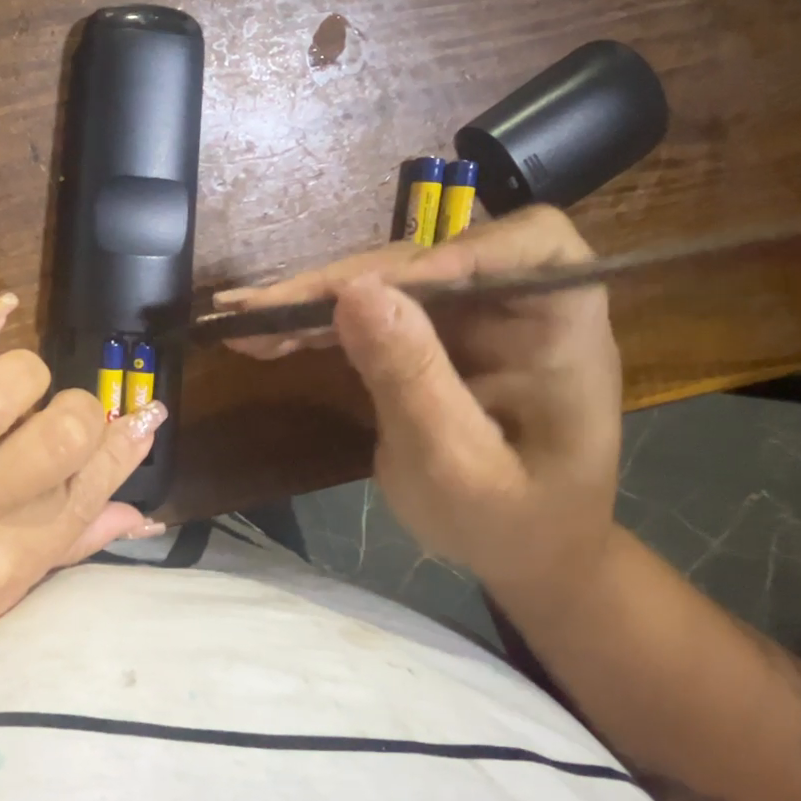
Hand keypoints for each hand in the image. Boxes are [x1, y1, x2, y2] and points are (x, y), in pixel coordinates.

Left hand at [0, 292, 166, 689]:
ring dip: (27, 374)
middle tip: (65, 415)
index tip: (142, 414)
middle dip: (80, 412)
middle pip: (59, 434)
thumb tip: (139, 511)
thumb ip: (63, 552)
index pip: (87, 488)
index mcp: (0, 566)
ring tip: (21, 386)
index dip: (124, 445)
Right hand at [216, 206, 622, 597]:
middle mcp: (511, 308)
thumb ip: (411, 378)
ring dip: (310, 299)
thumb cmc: (508, 522)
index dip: (454, 253)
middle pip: (424, 260)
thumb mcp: (457, 464)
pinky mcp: (423, 336)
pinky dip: (310, 322)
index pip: (532, 245)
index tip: (374, 290)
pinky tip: (260, 335)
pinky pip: (361, 312)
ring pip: (380, 282)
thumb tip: (353, 294)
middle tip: (259, 310)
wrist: (517, 554)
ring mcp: (463, 320)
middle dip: (339, 282)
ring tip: (242, 318)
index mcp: (559, 329)